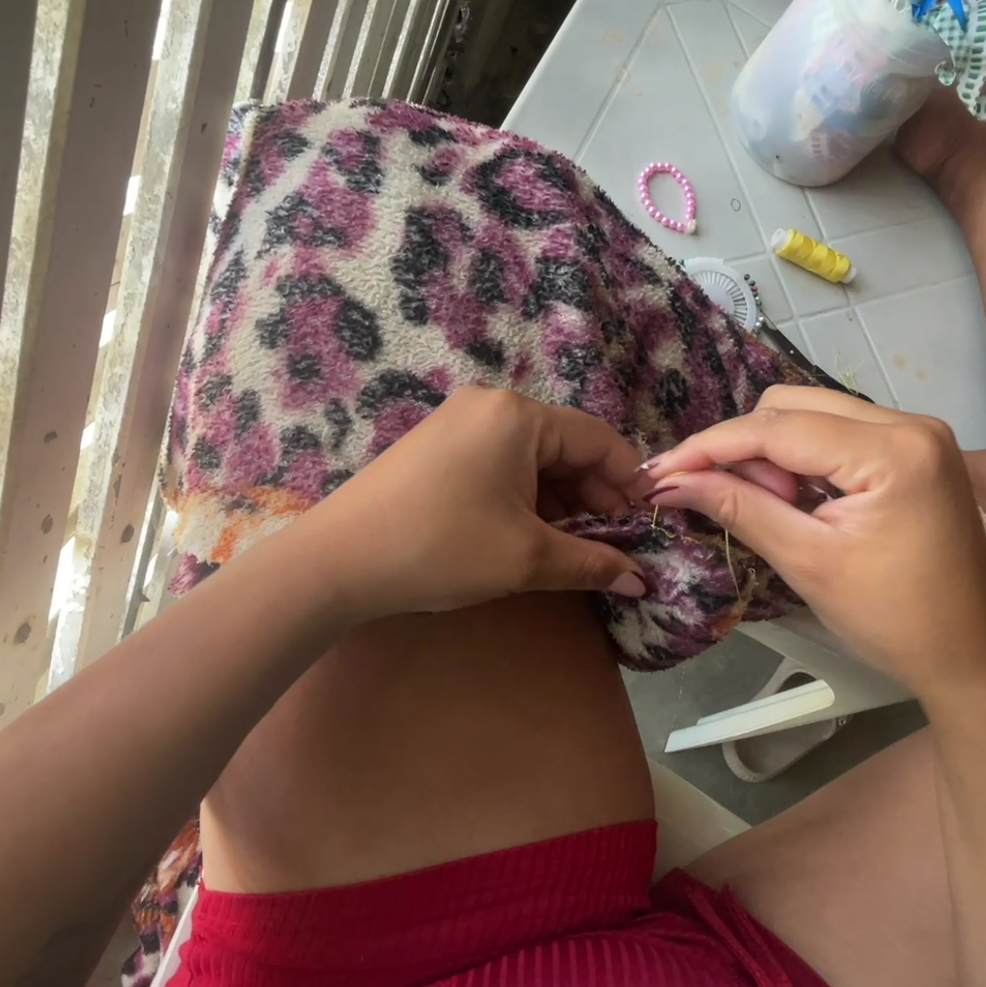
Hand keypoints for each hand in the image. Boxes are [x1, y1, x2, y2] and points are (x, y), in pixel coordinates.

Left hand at [292, 386, 651, 620]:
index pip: (598, 440)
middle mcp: (490, 405)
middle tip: (612, 546)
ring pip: (532, 459)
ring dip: (559, 502)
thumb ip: (591, 563)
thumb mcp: (525, 559)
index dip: (629, 484)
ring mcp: (458, 423)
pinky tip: (529, 535)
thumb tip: (640, 581)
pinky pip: (499, 465)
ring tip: (573, 549)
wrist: (339, 560)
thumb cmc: (442, 547)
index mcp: (518, 415)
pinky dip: (524, 498)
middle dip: (593, 497)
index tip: (647, 526)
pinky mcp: (437, 447)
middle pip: (565, 447)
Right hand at [642, 386, 985, 690]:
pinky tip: (799, 501)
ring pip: (810, 414)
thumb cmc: (891, 619)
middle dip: (744, 448)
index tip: (659, 470)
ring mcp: (916, 431)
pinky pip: (835, 432)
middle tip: (731, 501)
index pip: (777, 428)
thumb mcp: (805, 562)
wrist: (969, 655)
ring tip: (774, 508)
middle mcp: (909, 422)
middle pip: (791, 405)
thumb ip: (737, 508)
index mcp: (891, 451)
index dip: (710, 446)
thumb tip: (670, 482)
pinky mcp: (913, 448)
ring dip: (771, 454)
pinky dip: (801, 460)